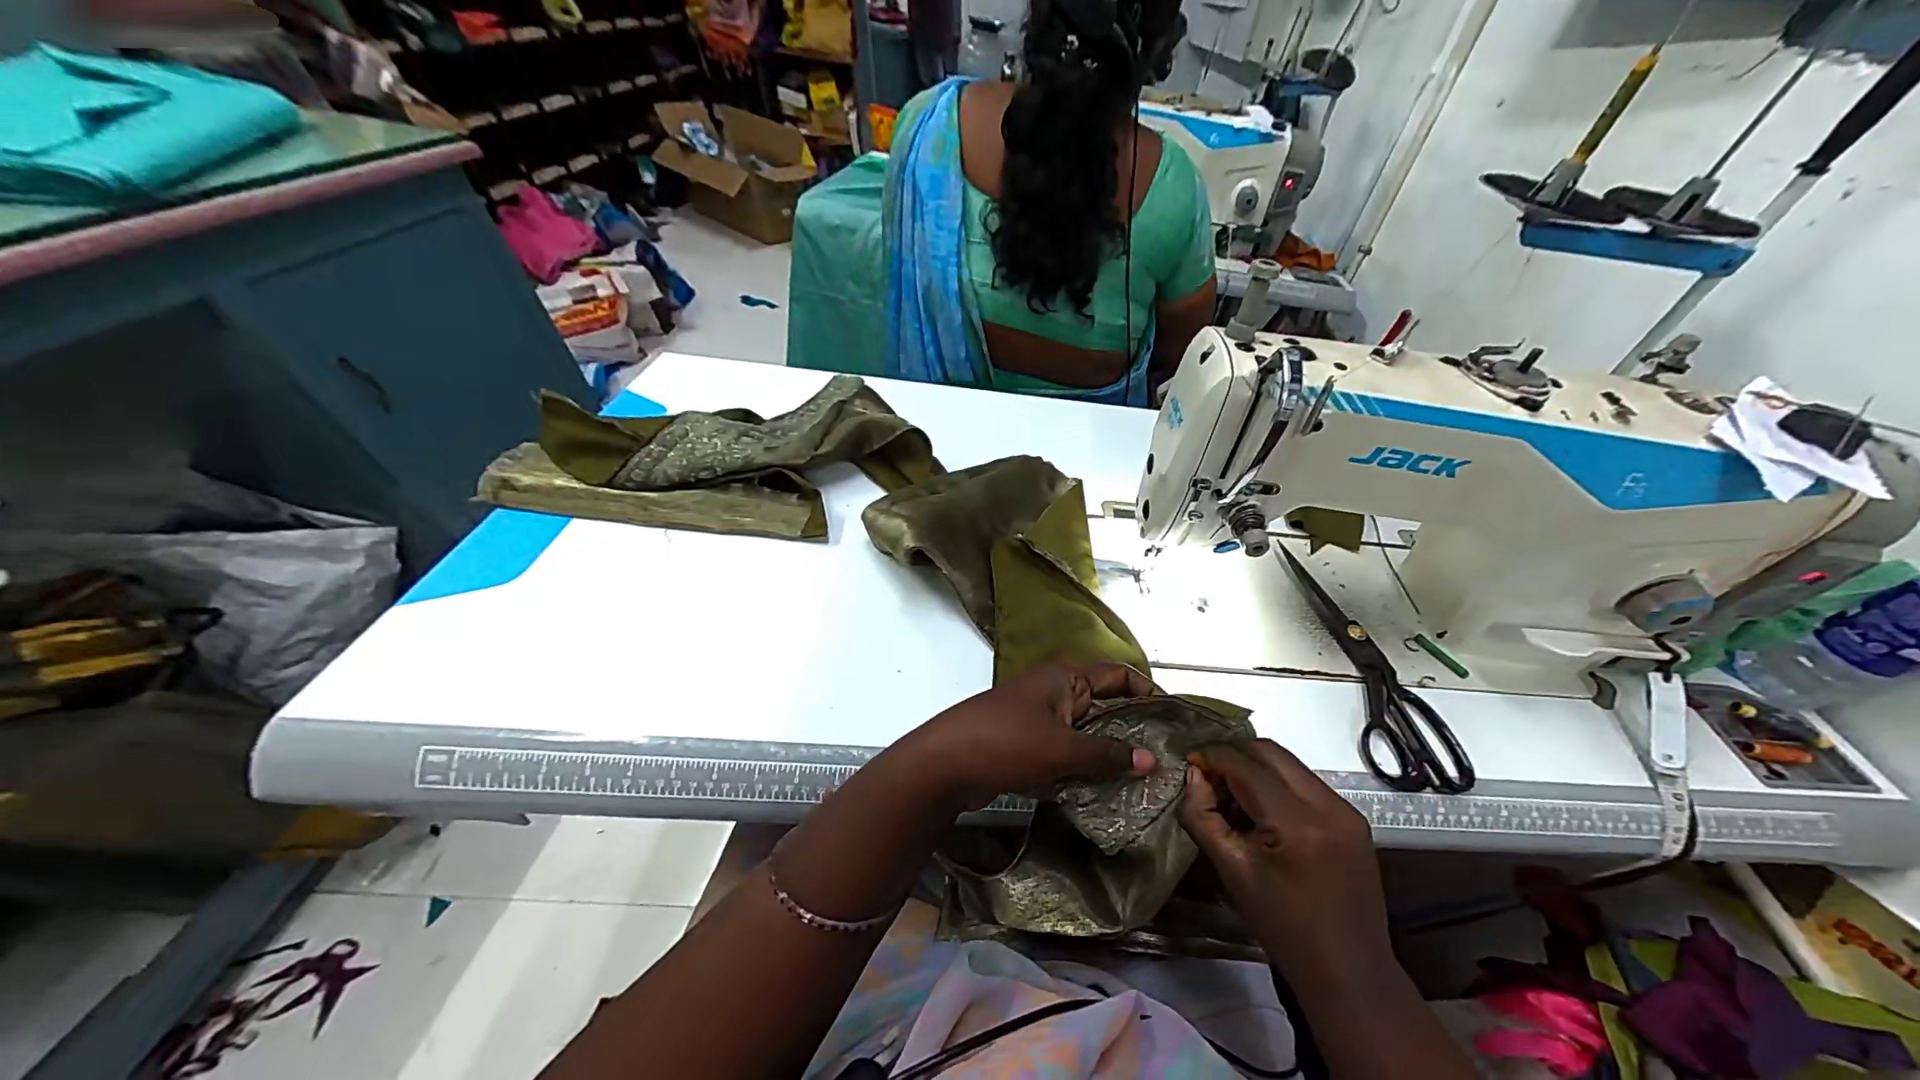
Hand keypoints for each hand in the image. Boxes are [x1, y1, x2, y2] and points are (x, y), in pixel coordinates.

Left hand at [894, 662, 1157, 811]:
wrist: (944, 765)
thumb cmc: (1006, 744)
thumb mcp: (1063, 749)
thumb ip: (1108, 754)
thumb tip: (1152, 760)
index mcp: (1065, 678)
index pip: (1118, 675)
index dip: (1147, 692)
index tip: (1173, 719)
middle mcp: (1054, 692)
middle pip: (1104, 707)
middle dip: (1131, 732)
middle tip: (1165, 761)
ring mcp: (1038, 719)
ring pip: (1084, 735)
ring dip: (1106, 756)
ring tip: (1143, 783)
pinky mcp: (1026, 746)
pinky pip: (1065, 754)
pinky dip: (1080, 769)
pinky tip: (1102, 794)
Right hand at [1178, 740, 1391, 975]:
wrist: (1349, 971)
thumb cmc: (1283, 927)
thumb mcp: (1232, 871)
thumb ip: (1203, 817)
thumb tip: (1193, 777)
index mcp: (1297, 823)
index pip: (1246, 765)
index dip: (1212, 756)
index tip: (1188, 763)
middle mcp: (1328, 806)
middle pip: (1270, 752)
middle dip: (1233, 755)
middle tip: (1207, 776)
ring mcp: (1346, 811)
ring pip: (1289, 764)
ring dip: (1255, 768)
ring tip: (1231, 795)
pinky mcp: (1353, 819)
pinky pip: (1305, 783)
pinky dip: (1276, 784)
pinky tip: (1261, 812)